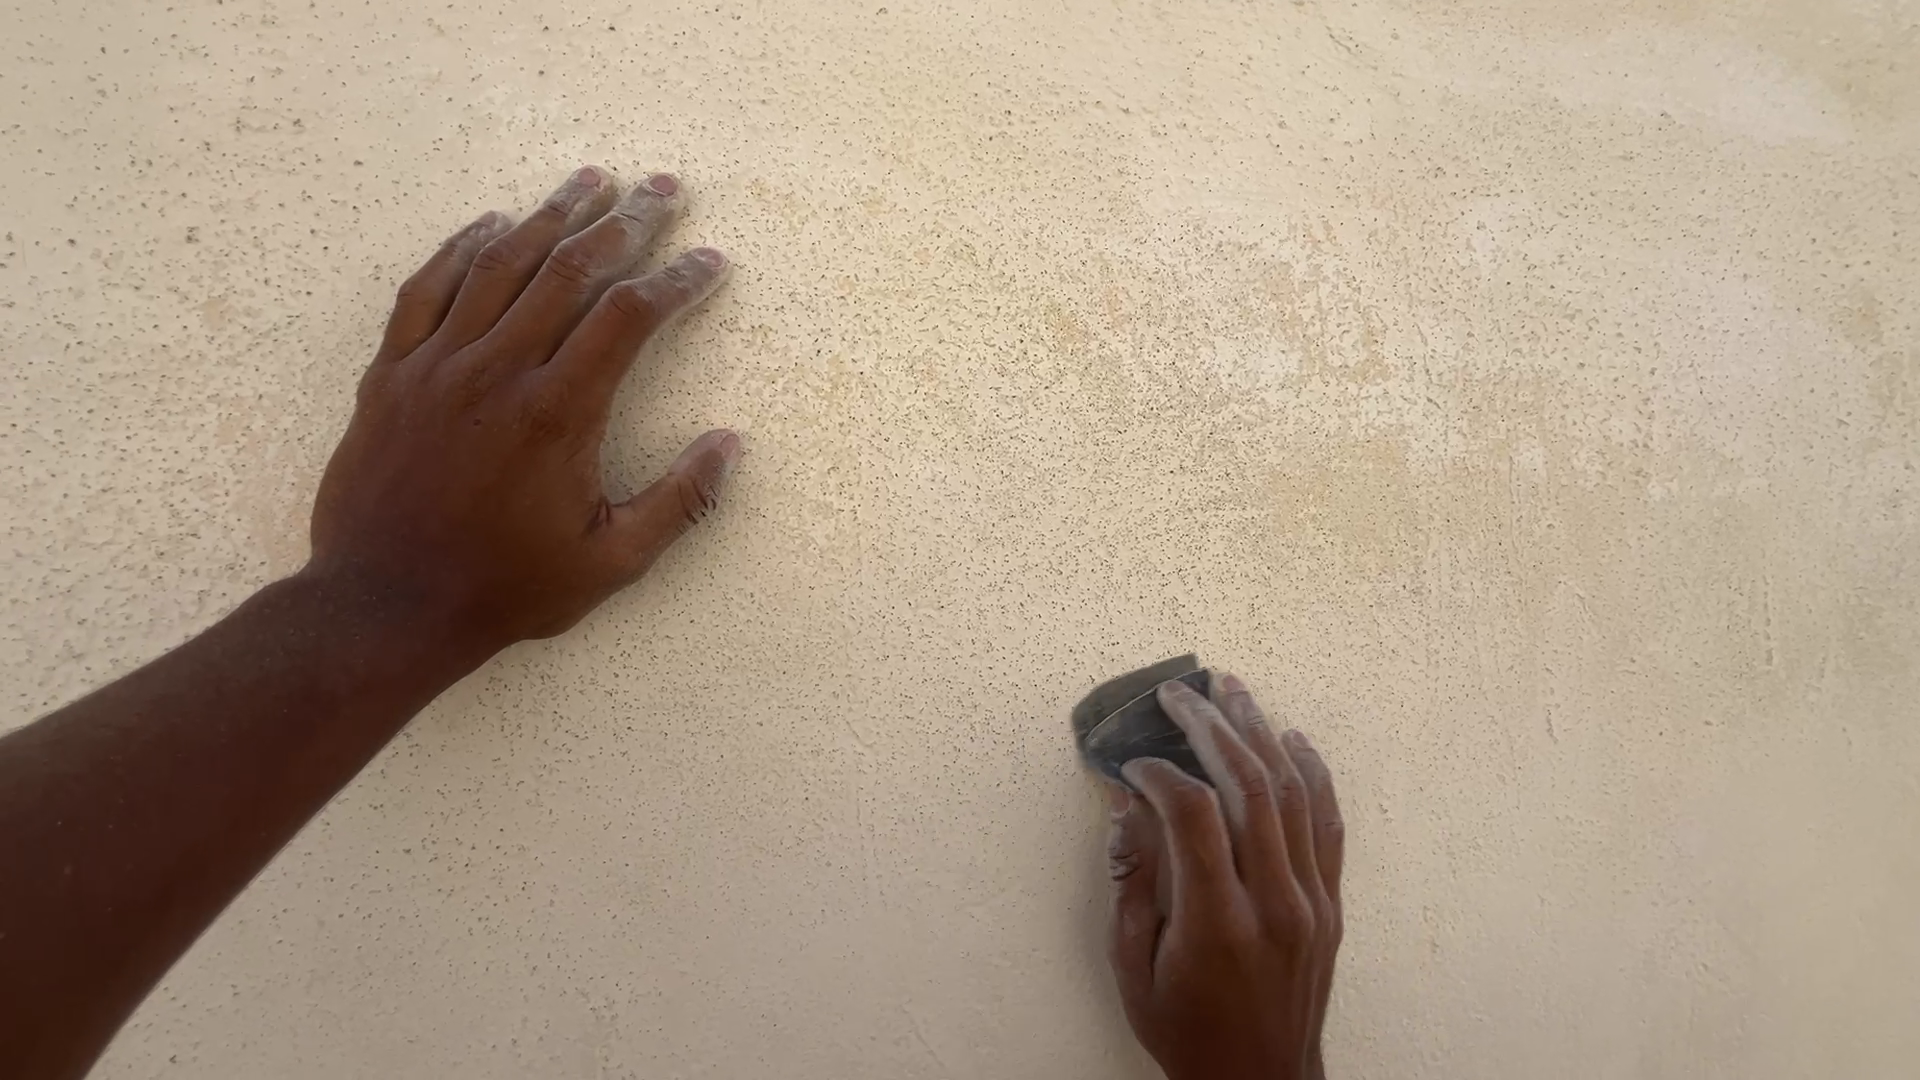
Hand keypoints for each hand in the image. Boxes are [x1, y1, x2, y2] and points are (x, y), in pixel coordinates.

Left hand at [306, 166, 737, 654]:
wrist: (386, 606)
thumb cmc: (510, 587)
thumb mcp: (616, 561)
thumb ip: (680, 501)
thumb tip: (729, 445)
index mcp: (559, 414)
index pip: (628, 318)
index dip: (676, 281)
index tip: (709, 262)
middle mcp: (499, 372)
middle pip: (570, 271)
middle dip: (625, 224)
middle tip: (662, 191)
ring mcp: (438, 366)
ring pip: (501, 265)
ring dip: (552, 216)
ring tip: (591, 181)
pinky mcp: (392, 374)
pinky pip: (427, 288)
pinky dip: (463, 248)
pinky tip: (493, 224)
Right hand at [1106, 675, 1344, 1079]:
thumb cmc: (1184, 1030)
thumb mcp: (1131, 964)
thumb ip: (1128, 878)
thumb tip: (1125, 803)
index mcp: (1218, 922)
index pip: (1194, 813)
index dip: (1159, 773)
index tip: (1132, 764)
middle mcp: (1274, 902)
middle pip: (1249, 786)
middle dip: (1209, 726)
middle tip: (1179, 692)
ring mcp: (1312, 900)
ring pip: (1291, 792)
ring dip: (1259, 731)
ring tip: (1232, 688)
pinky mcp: (1331, 903)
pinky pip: (1329, 823)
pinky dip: (1313, 772)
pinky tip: (1293, 737)